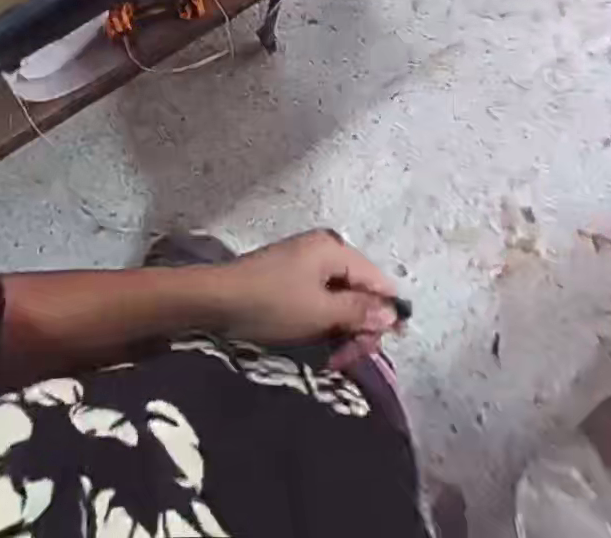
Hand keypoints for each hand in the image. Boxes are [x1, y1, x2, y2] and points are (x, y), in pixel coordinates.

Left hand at [205, 229, 402, 369]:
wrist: (217, 299)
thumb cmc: (273, 304)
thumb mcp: (322, 312)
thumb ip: (361, 312)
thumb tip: (393, 312)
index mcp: (334, 249)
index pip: (379, 282)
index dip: (384, 316)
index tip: (374, 347)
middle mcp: (323, 250)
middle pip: (361, 291)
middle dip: (359, 328)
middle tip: (346, 359)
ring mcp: (305, 263)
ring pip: (341, 300)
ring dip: (341, 331)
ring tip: (332, 358)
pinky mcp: (290, 278)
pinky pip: (321, 300)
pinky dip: (323, 323)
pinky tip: (319, 345)